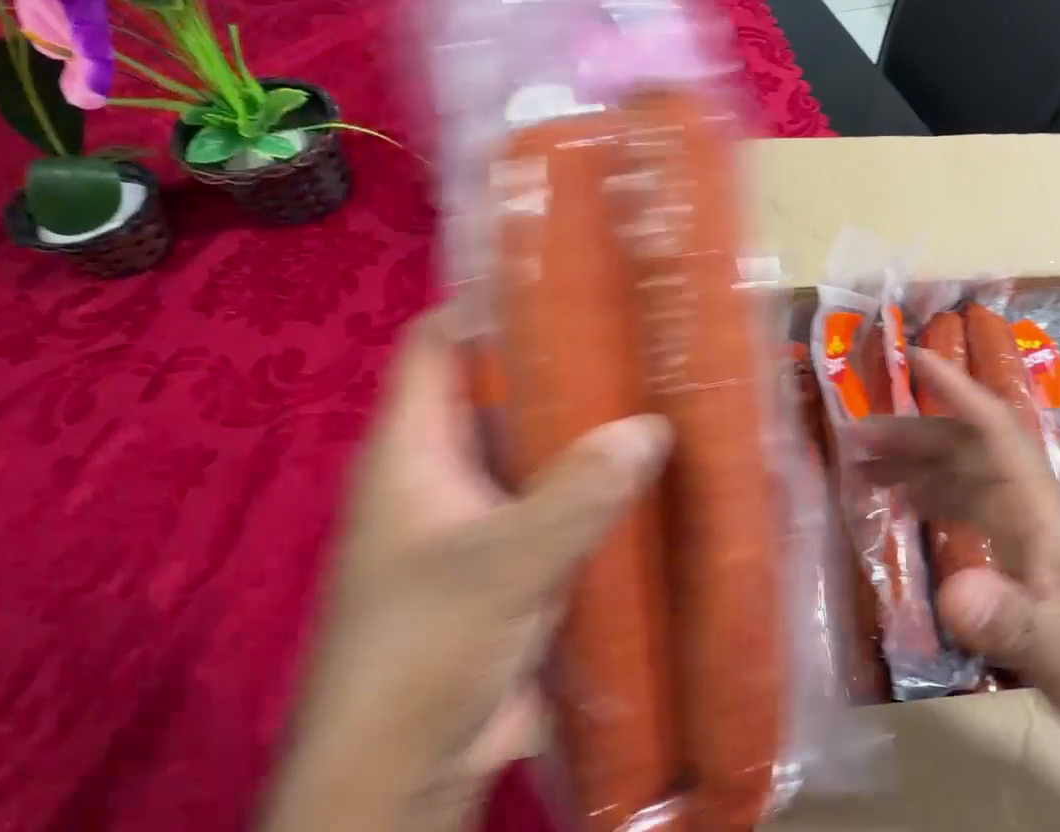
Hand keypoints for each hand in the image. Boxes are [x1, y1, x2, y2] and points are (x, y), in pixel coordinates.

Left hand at [261, 310, 671, 830]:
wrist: (400, 775)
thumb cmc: (422, 649)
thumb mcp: (502, 563)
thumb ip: (578, 494)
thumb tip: (652, 428)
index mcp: (412, 449)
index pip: (438, 344)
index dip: (488, 305)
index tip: (567, 284)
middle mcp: (442, 474)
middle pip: (499, 396)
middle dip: (562, 371)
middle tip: (640, 341)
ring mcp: (478, 523)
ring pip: (535, 456)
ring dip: (586, 437)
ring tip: (659, 399)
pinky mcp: (510, 569)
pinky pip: (557, 511)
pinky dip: (595, 494)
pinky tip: (650, 482)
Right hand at [853, 348, 1059, 756]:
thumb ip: (1010, 619)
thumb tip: (950, 592)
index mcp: (1042, 511)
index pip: (996, 431)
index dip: (958, 389)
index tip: (916, 356)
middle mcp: (1034, 508)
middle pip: (970, 450)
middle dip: (915, 434)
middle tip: (855, 438)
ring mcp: (1032, 531)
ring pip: (968, 477)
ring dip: (918, 465)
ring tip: (864, 470)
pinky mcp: (1028, 557)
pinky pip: (972, 509)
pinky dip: (934, 499)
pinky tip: (909, 508)